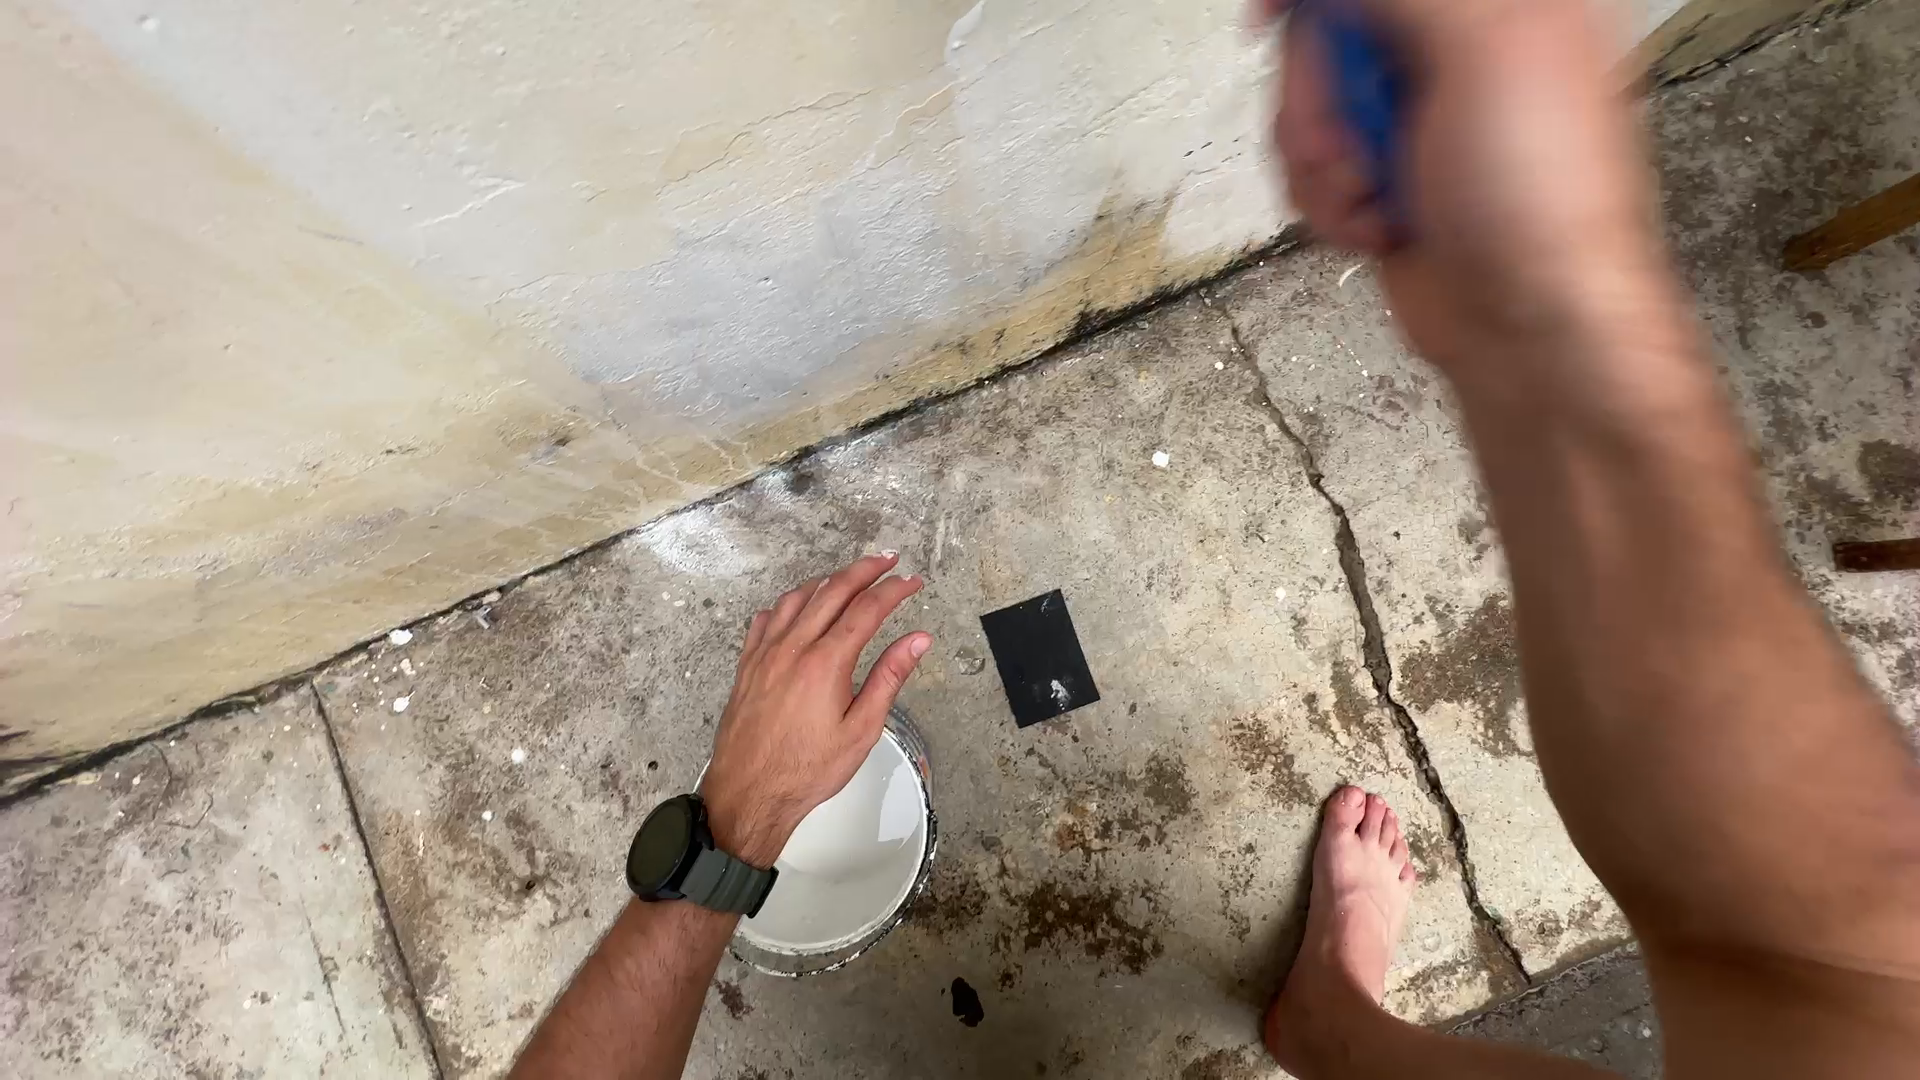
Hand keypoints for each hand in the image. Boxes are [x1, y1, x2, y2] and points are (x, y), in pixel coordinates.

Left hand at [697, 553, 931, 866]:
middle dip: (865, 570)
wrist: (748, 795)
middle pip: (833, 590)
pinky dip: (789, 602)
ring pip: (798, 597)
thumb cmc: (808, 769)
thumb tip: (918, 639)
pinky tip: (798, 605)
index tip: (913, 581)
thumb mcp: (862, 729)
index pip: (867, 609)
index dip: (894, 590)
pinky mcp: (747, 664)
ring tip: (850, 576)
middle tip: (888, 559)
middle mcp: (794, 646)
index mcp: (826, 662)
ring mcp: (766, 652)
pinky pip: (767, 617)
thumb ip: (890, 677)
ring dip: (828, 580)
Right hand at [1268, 0, 1686, 403]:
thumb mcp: (1486, 54)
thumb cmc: (1528, 192)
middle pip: (1319, 50)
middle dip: (1315, 112)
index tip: (1263, 23)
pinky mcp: (1372, 181)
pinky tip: (1371, 230)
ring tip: (1370, 204)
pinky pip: (1307, 174)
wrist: (1517, 317)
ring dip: (1320, 173)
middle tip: (1351, 154)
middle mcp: (1439, 54)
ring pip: (1302, 119)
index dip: (1308, 3)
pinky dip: (1326, 208)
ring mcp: (1401, 123)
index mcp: (1487, 3)